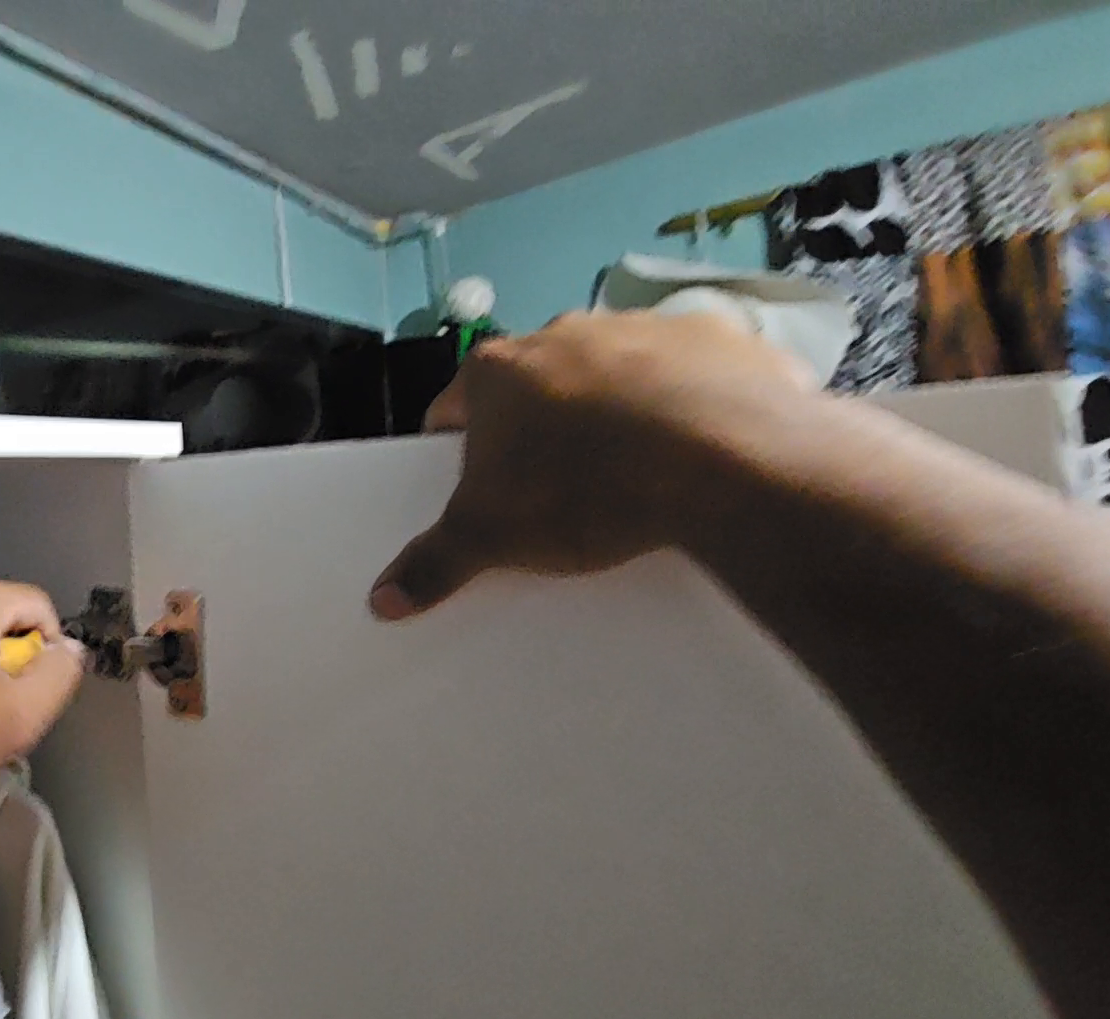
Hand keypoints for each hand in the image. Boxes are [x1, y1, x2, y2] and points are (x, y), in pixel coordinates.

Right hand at [369, 311, 813, 620]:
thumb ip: (432, 563)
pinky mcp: (721, 336)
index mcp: (497, 370)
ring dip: (609, 408)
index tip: (477, 483)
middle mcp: (563, 331)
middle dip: (536, 428)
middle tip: (554, 485)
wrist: (728, 466)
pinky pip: (687, 371)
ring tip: (629, 469)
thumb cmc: (582, 491)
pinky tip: (693, 448)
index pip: (452, 407)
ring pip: (609, 371)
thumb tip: (381, 601)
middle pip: (532, 387)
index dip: (457, 448)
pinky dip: (683, 402)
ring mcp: (644, 326)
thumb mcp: (491, 537)